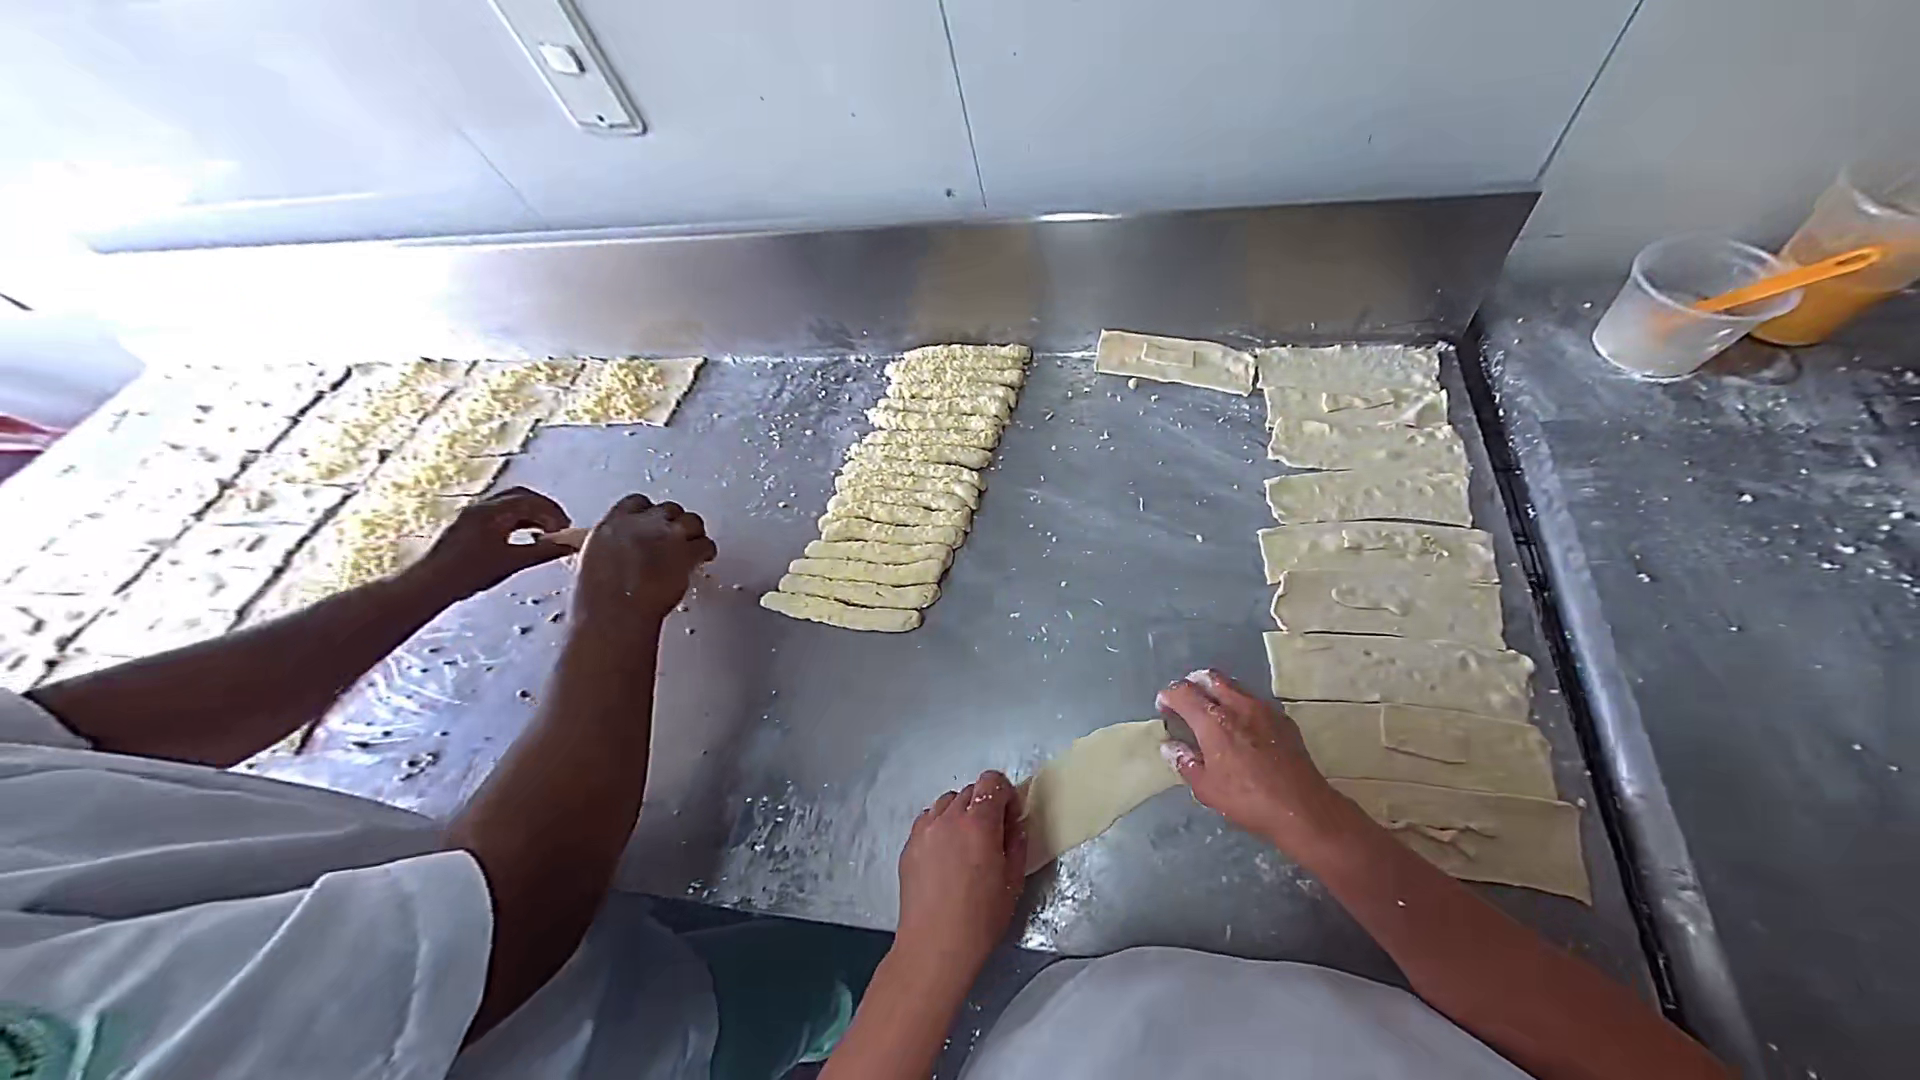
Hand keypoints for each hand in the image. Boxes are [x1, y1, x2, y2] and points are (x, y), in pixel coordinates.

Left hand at [415, 487, 572, 599]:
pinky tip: (524, 538)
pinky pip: (499, 513)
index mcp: (492, 512)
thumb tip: (570, 545)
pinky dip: (517, 521)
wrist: (428, 584)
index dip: (554, 514)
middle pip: (522, 496)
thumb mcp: (513, 562)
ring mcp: (472, 514)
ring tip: (545, 534)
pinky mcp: (467, 525)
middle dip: (545, 509)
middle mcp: (481, 507)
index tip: (565, 530)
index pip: (532, 501)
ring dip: (531, 515)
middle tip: (559, 527)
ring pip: (511, 504)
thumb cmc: (467, 573)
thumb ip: (545, 551)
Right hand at [572, 494, 717, 629]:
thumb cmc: (599, 598)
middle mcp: (642, 523)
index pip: (637, 502)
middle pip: (669, 509)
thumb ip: (608, 546)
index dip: (649, 512)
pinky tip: (704, 557)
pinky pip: (705, 544)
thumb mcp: (591, 560)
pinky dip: (706, 551)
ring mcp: (667, 535)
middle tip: (675, 537)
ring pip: (691, 521)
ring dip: (693, 533)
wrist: (615, 613)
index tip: (653, 520)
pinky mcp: (687, 552)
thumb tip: (609, 549)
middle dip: (673, 522)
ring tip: (693, 544)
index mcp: (614, 523)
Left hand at [895, 770, 1027, 974]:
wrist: (934, 947)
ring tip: (967, 843)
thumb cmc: (980, 919)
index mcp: (978, 823)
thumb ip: (1017, 843)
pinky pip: (928, 820)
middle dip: (985, 804)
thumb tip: (1015, 823)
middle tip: (993, 834)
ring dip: (961, 812)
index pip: (992, 781)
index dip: (1005, 793)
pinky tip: (946, 853)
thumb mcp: (1013, 882)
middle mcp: (948, 817)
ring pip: (947, 801)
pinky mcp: (909, 844)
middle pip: (971, 790)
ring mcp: (925, 829)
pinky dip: (940, 825)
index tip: (1010, 817)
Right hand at [1156, 669, 1340, 848]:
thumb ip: (1184, 761)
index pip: (1182, 692)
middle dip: (1192, 684)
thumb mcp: (1206, 787)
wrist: (1304, 809)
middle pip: (1209, 677)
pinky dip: (1240, 705)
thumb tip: (1170, 746)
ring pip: (1233, 686)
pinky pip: (1254, 701)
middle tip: (1186, 702)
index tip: (1164, 708)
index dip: (1168, 696)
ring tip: (1212, 713)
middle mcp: (1237, 706)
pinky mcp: (1283, 719)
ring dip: (1217, 692)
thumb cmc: (1248, 799)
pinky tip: (1241, 728)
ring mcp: (1263, 710)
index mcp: (1212, 721)